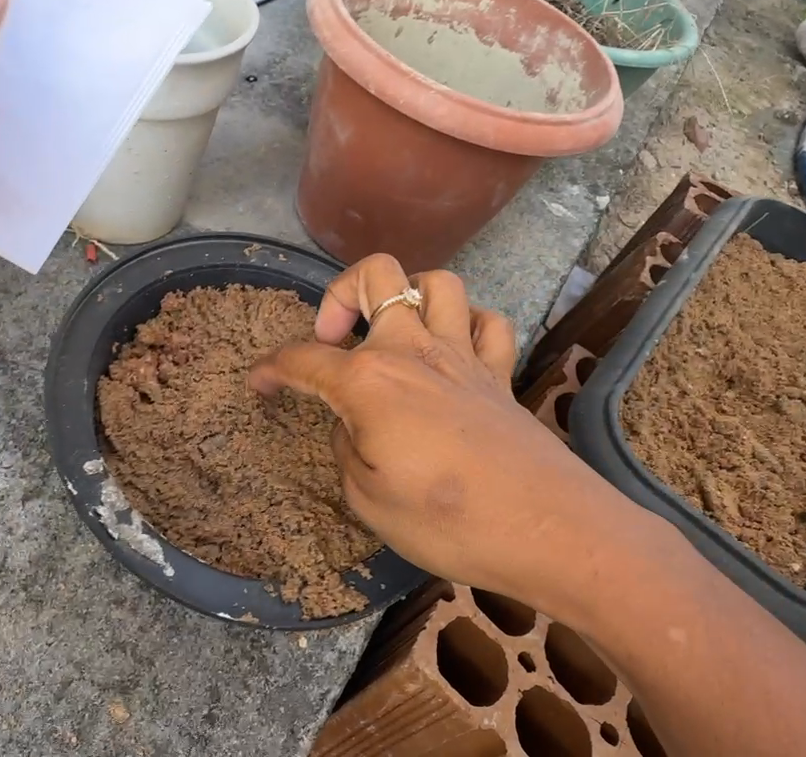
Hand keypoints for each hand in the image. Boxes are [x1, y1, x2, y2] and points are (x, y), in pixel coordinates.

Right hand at [251, 254, 657, 619]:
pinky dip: (468, 325)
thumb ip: (348, 447)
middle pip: (375, 275)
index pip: (303, 360)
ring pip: (437, 282)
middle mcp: (412, 349)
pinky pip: (488, 323)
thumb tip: (356, 425)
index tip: (257, 383)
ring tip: (394, 333)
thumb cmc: (447, 520)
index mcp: (368, 380)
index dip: (271, 369)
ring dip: (408, 295)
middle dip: (340, 294)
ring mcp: (462, 355)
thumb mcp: (367, 497)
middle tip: (334, 339)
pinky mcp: (500, 373)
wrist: (548, 530)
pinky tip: (454, 350)